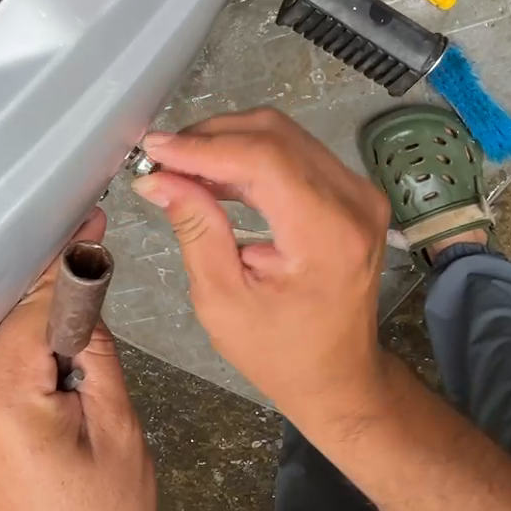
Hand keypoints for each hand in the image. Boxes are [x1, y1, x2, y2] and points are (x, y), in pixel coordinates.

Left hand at [0, 208, 154, 510]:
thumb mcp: (118, 431)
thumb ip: (98, 351)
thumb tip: (86, 295)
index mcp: (3, 394)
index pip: (37, 299)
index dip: (70, 260)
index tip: (93, 227)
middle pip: (11, 303)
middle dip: (53, 272)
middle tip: (90, 238)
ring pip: (0, 321)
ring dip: (38, 298)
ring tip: (79, 272)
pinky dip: (24, 327)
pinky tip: (52, 316)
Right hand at [131, 108, 396, 437]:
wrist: (338, 375)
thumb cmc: (279, 352)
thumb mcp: (222, 300)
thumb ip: (195, 230)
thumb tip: (158, 179)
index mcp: (327, 233)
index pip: (263, 159)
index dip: (203, 147)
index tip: (154, 150)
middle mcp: (353, 201)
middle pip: (273, 136)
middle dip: (209, 138)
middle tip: (161, 160)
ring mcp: (357, 192)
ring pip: (281, 135)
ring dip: (225, 142)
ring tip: (179, 167)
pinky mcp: (348, 192)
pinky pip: (291, 152)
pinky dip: (246, 155)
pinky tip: (211, 174)